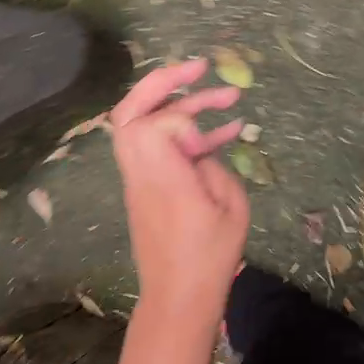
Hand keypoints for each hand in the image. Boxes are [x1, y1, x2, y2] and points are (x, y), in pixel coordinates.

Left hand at [109, 59, 248, 318]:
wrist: (178, 296)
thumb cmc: (209, 256)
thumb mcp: (229, 207)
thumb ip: (212, 166)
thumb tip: (198, 150)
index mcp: (161, 174)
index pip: (155, 123)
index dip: (183, 121)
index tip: (204, 147)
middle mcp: (141, 170)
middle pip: (131, 111)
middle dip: (163, 82)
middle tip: (201, 67)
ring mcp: (141, 178)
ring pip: (145, 125)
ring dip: (184, 105)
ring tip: (231, 95)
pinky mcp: (149, 187)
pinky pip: (163, 147)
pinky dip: (191, 134)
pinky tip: (231, 129)